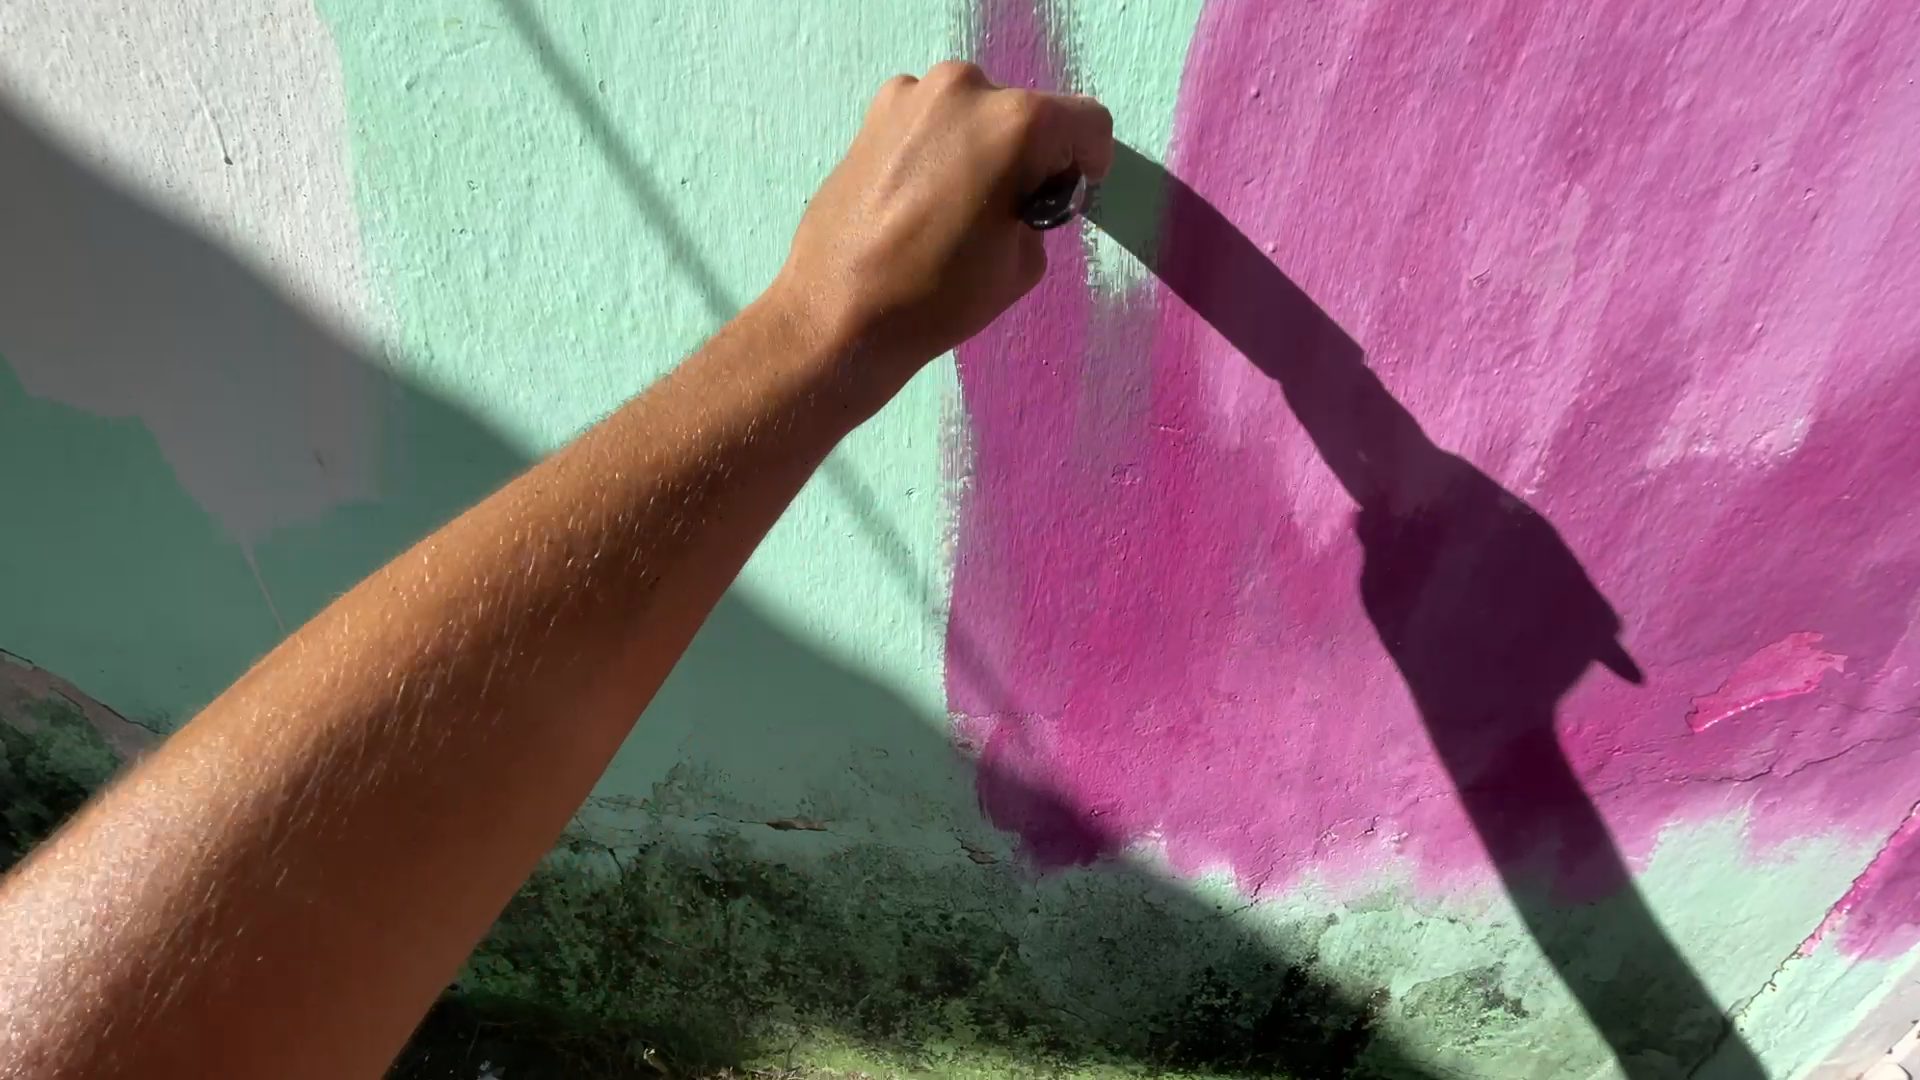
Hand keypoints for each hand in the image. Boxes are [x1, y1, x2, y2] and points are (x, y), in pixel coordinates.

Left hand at [771, 62, 1112, 383]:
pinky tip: (916, 201)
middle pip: (1026, 114)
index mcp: (1014, 124)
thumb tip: (1019, 199)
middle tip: (1002, 213)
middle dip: (1028, 158)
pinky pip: (930, 124)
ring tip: (953, 211)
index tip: (1068, 197)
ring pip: (974, 115)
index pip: (1086, 124)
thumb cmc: (939, 299)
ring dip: (980, 151)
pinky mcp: (873, 113)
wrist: (840, 314)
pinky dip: (938, 151)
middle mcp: (964, 87)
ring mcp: (911, 94)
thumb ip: (1037, 217)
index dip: (1088, 165)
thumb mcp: (1020, 268)